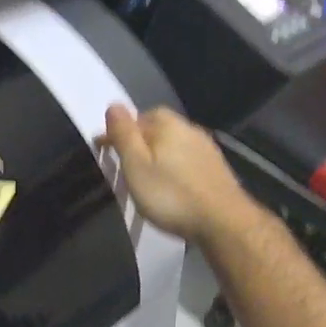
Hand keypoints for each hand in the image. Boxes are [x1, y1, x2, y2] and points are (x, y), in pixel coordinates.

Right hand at [97, 105, 256, 241]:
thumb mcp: (136, 166)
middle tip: (124, 160)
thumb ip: (124, 135)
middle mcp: (189, 129)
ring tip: (145, 173)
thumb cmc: (170, 195)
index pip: (137, 116)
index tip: (103, 150)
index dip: (118, 131)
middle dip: (139, 138)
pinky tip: (170, 181)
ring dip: (158, 151)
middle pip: (158, 126)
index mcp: (167, 125)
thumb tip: (113, 105)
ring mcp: (206, 148)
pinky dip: (173, 163)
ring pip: (174, 141)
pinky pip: (186, 156)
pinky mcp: (215, 167)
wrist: (222, 221)